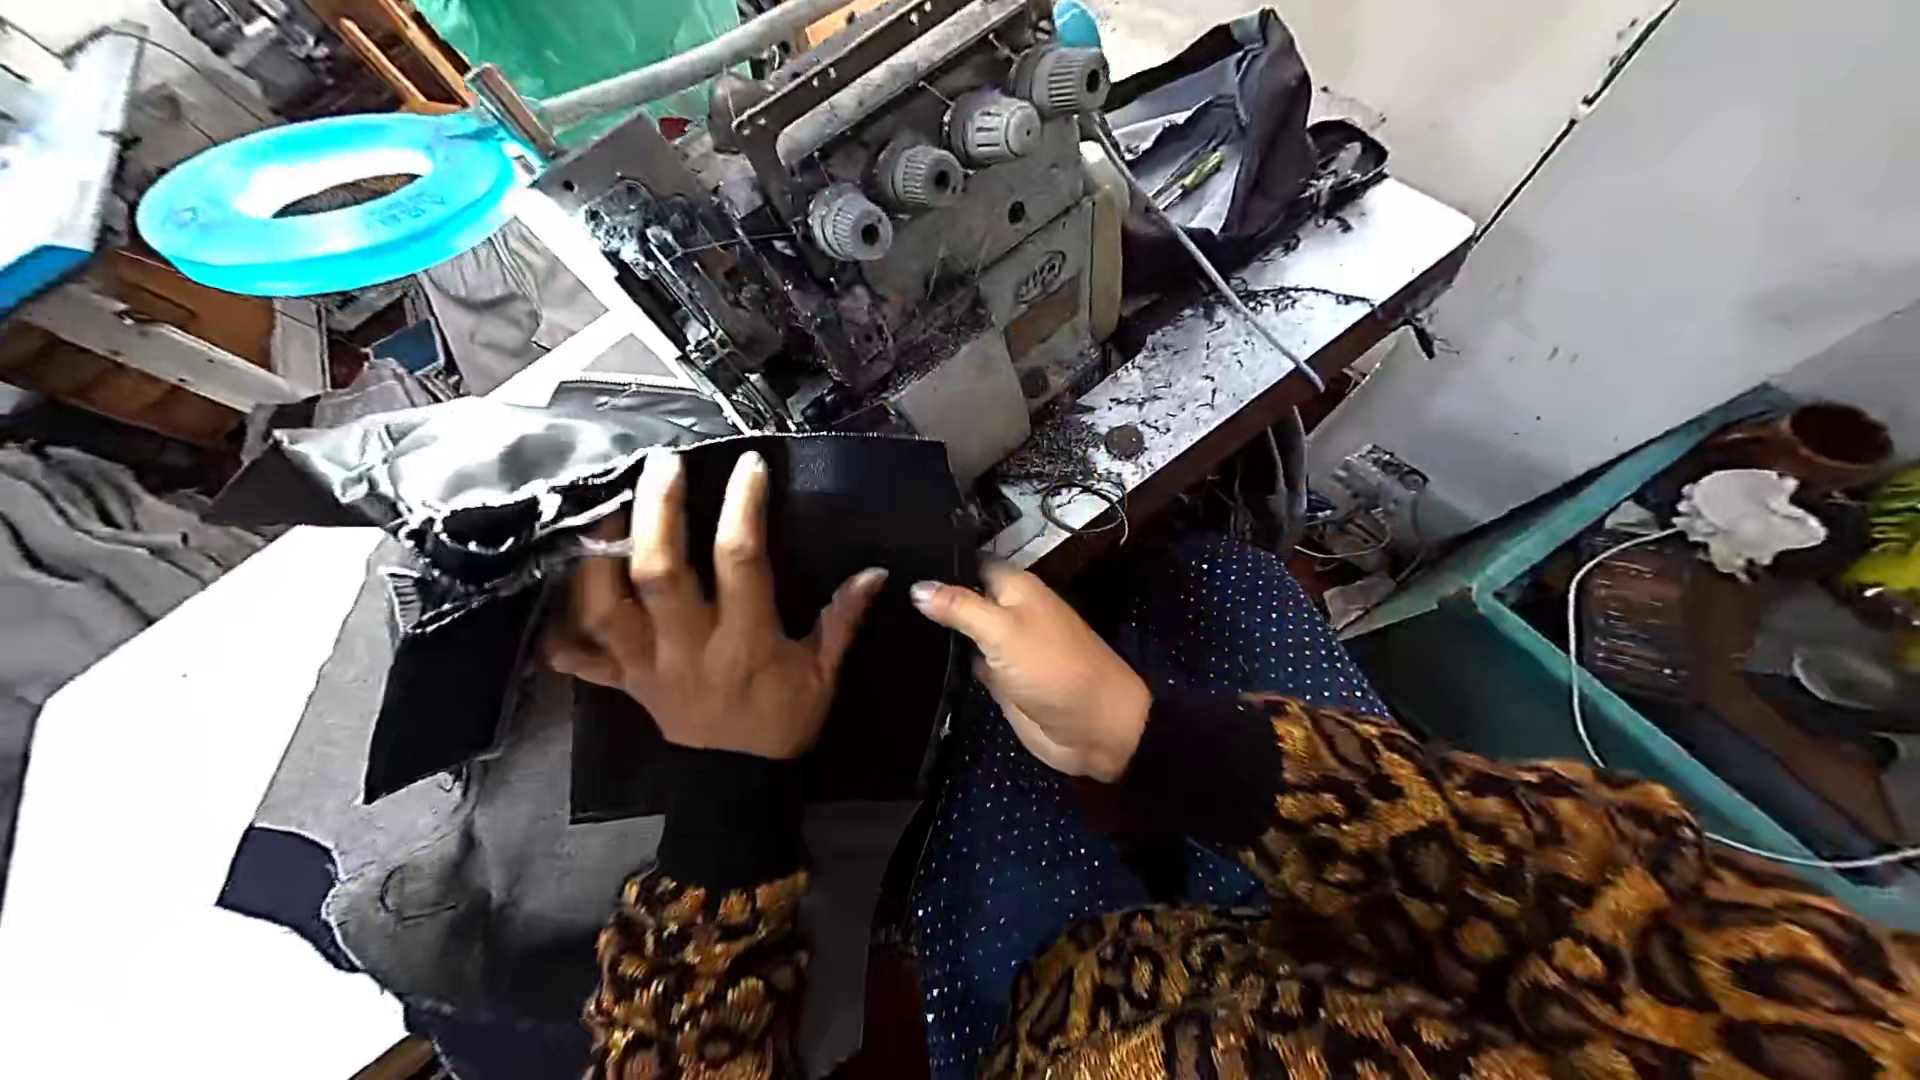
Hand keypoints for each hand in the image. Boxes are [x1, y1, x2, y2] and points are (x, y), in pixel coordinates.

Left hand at [546, 449, 888, 759]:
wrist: (739, 784)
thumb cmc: (785, 720)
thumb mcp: (825, 673)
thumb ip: (844, 619)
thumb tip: (875, 572)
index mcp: (745, 641)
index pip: (740, 560)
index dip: (743, 507)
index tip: (749, 466)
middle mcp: (687, 648)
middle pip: (659, 570)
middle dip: (658, 510)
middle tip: (663, 463)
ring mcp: (645, 666)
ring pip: (603, 604)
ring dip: (598, 551)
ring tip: (606, 506)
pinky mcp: (622, 683)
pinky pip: (578, 656)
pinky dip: (559, 623)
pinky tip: (551, 584)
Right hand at [910, 563, 1148, 781]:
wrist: (1092, 728)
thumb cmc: (1054, 668)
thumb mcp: (1003, 630)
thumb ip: (959, 607)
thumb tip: (917, 587)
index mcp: (1014, 588)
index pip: (970, 563)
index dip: (939, 562)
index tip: (897, 561)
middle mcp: (1007, 612)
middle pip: (963, 597)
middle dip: (931, 598)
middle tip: (882, 595)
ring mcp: (1003, 647)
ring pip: (962, 632)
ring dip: (936, 632)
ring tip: (887, 621)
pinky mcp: (999, 679)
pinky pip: (967, 663)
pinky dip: (947, 663)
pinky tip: (912, 656)